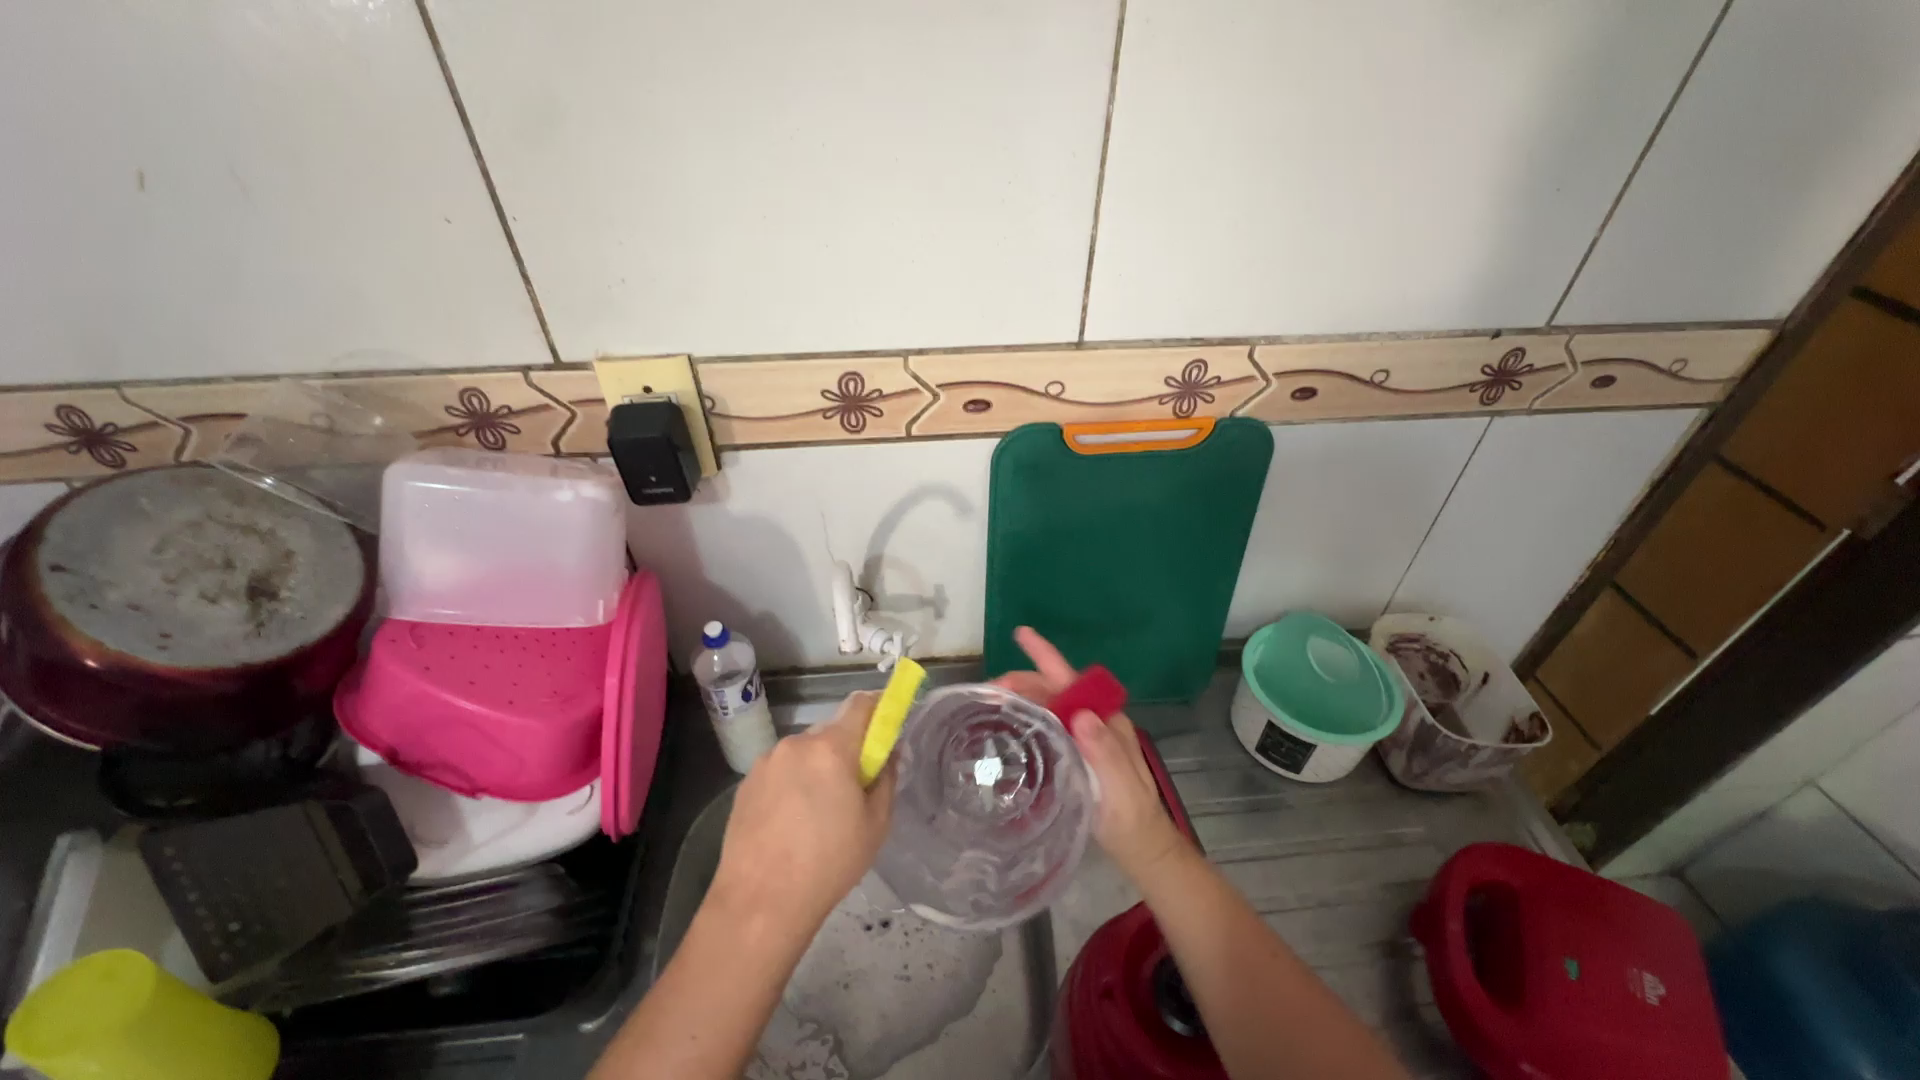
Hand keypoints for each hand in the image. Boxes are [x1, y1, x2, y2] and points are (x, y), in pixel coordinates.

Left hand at [709, 692, 895, 934]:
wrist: (760, 902)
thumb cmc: (829, 863)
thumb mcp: (876, 824)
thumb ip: (886, 778)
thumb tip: (888, 752)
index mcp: (831, 747)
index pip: (861, 705)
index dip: (879, 708)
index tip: (888, 725)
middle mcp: (795, 744)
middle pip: (831, 732)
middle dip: (847, 751)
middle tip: (855, 790)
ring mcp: (766, 762)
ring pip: (804, 754)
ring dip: (817, 770)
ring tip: (818, 816)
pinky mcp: (746, 783)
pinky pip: (780, 772)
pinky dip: (792, 786)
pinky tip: (791, 824)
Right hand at [993, 627, 1187, 881]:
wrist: (1142, 846)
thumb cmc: (1130, 816)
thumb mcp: (1120, 786)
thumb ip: (1104, 751)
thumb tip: (1080, 712)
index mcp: (1106, 721)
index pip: (1072, 680)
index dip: (1046, 656)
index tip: (1022, 634)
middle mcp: (1095, 722)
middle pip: (1055, 689)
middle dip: (1023, 681)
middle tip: (988, 691)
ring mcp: (1086, 738)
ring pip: (1050, 706)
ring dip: (1023, 699)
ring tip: (991, 704)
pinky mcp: (1077, 755)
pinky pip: (1049, 726)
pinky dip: (1028, 719)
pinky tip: (1011, 729)